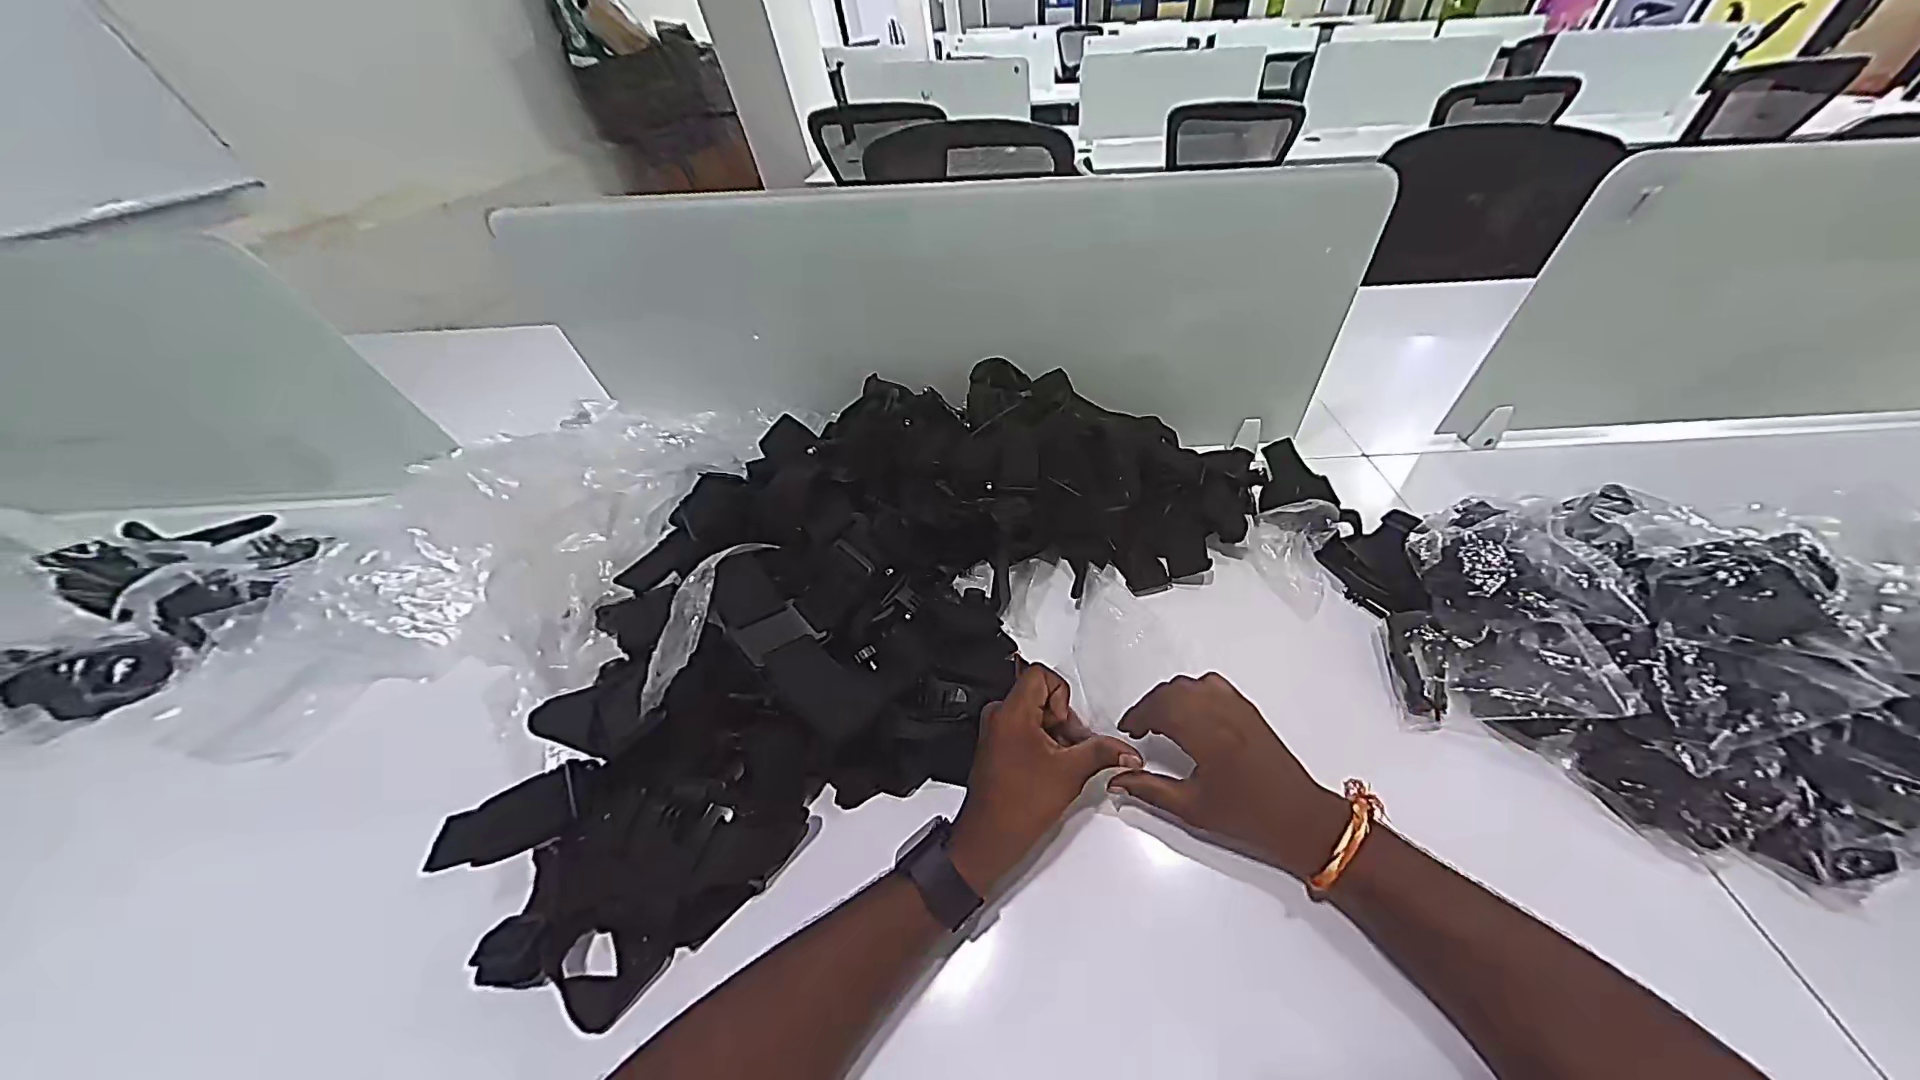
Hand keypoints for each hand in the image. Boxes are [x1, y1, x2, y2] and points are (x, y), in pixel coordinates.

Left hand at [949, 663, 1141, 893]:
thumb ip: (1102, 751)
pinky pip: (1025, 728)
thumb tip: (1124, 749)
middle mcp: (999, 716)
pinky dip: (1042, 743)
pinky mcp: (997, 745)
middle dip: (1064, 721)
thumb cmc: (1017, 806)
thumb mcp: (1070, 772)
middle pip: (1042, 696)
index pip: (1041, 675)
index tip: (1066, 725)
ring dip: (1055, 735)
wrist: (991, 835)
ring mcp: (996, 730)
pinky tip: (1049, 769)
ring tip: (1061, 763)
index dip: (1063, 697)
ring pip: (1035, 714)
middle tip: (1071, 748)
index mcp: (1011, 712)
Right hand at [1107, 673, 1348, 880]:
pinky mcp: (1249, 712)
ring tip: (1161, 720)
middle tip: (1139, 726)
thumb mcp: (1192, 809)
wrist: (1302, 821)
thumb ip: (1150, 790)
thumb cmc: (1252, 819)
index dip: (1137, 716)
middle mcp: (1223, 715)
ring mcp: (1238, 710)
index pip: (1160, 709)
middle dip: (1150, 706)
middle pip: (1173, 692)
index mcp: (1207, 736)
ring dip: (1170, 697)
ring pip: (1192, 685)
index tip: (1129, 729)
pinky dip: (1193, 692)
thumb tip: (1119, 781)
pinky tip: (1190, 713)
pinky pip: (1212, 686)